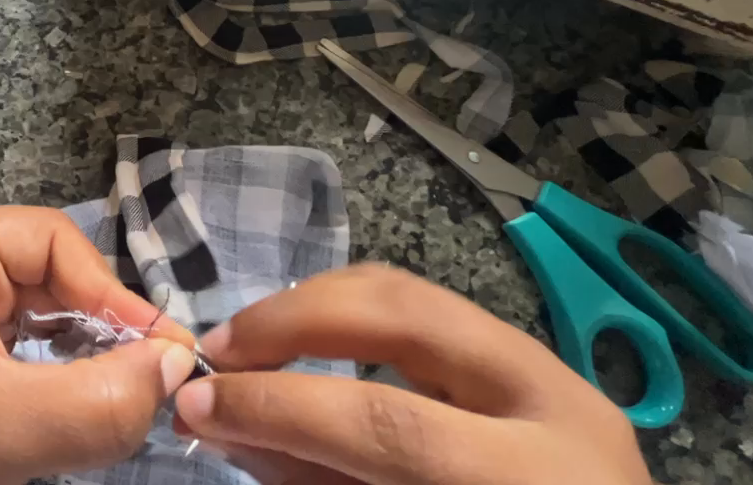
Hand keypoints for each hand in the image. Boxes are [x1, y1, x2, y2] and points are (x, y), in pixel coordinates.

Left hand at [0, 207, 197, 484]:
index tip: (162, 352)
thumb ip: (94, 402)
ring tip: (127, 394)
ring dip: (86, 350)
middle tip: (155, 381)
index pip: (47, 240)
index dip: (109, 290)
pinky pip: (24, 338)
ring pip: (43, 307)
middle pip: (49, 271)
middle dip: (101, 324)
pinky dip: (60, 369)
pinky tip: (85, 402)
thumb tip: (175, 368)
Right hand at [172, 264, 655, 484]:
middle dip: (288, 322)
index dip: (278, 407)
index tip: (196, 404)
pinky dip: (340, 306)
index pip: (388, 424)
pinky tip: (301, 334)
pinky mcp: (520, 352)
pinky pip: (409, 300)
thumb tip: (217, 423)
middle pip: (397, 315)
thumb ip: (314, 480)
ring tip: (248, 338)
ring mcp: (545, 367)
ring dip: (306, 302)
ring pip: (399, 287)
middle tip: (218, 349)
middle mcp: (556, 404)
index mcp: (540, 481)